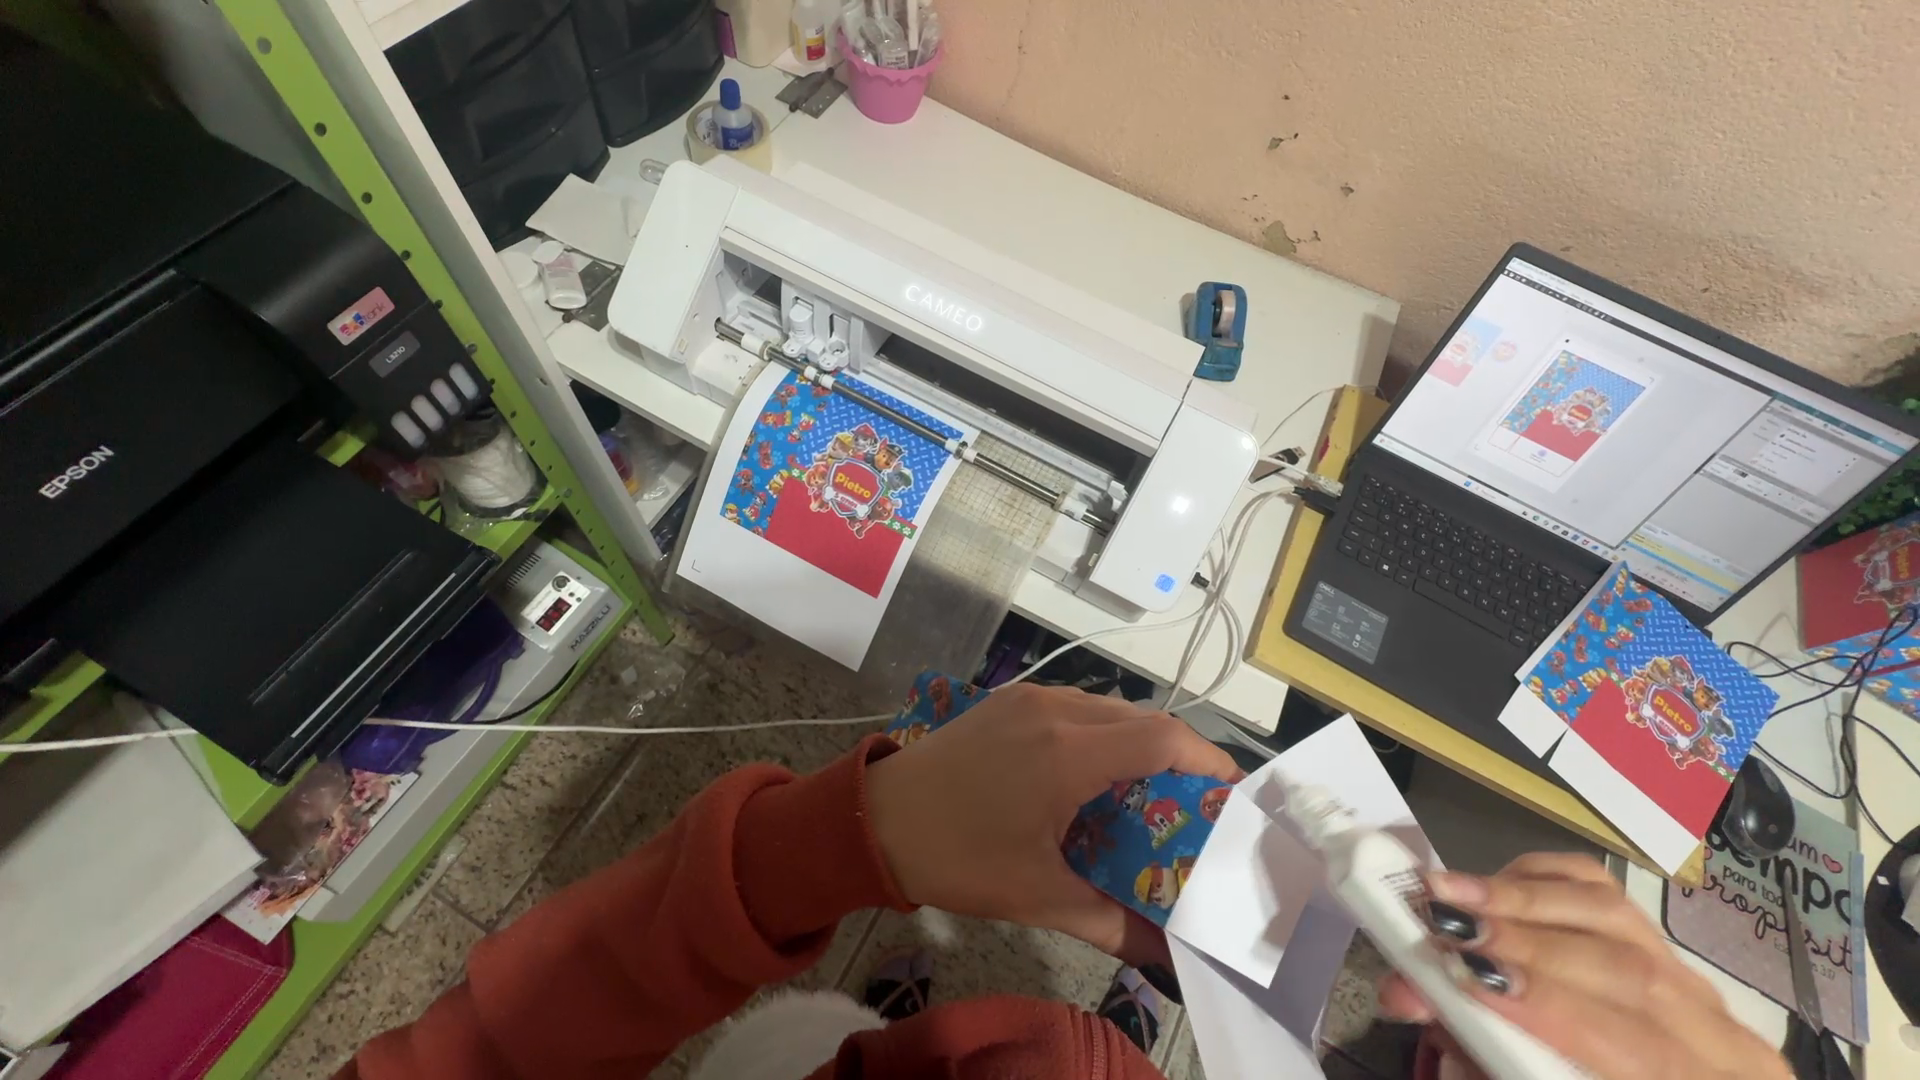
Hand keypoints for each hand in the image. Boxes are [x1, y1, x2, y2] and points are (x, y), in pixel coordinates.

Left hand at [864, 682, 1239, 966]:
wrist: (876, 818)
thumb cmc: (958, 856)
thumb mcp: (1038, 895)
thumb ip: (1112, 923)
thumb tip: (1167, 955)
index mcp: (1069, 754)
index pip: (1163, 737)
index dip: (1208, 759)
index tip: (1229, 793)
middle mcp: (1056, 711)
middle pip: (1142, 718)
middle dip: (1176, 756)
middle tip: (1187, 804)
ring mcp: (1029, 698)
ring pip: (1108, 708)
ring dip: (1135, 740)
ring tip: (1141, 791)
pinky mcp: (1007, 698)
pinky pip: (1075, 705)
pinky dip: (1099, 731)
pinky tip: (1089, 772)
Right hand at [1378, 854, 1790, 1079]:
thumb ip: (1473, 1047)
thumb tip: (1402, 993)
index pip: (1636, 1042)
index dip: (1548, 1002)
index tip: (1466, 970)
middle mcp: (1722, 1039)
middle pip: (1626, 969)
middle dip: (1522, 941)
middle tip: (1441, 921)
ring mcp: (1692, 981)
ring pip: (1612, 916)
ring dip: (1517, 897)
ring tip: (1446, 888)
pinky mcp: (1653, 936)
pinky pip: (1600, 888)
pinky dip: (1538, 875)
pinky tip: (1486, 882)